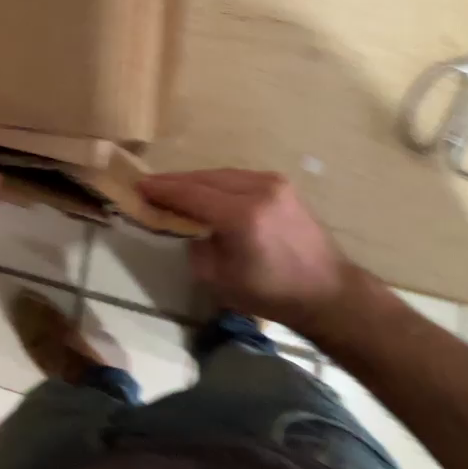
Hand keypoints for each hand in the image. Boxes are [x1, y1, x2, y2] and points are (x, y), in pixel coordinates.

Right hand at [137, 169, 360, 335]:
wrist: (329, 292)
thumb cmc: (273, 294)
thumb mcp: (221, 281)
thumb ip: (197, 248)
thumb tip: (187, 228)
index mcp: (242, 216)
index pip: (191, 194)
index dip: (162, 190)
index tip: (139, 186)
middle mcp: (258, 191)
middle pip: (205, 179)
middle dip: (175, 182)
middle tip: (151, 186)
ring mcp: (273, 184)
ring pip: (221, 174)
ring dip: (196, 181)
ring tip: (174, 188)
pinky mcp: (281, 185)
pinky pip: (238, 178)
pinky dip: (217, 182)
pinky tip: (205, 190)